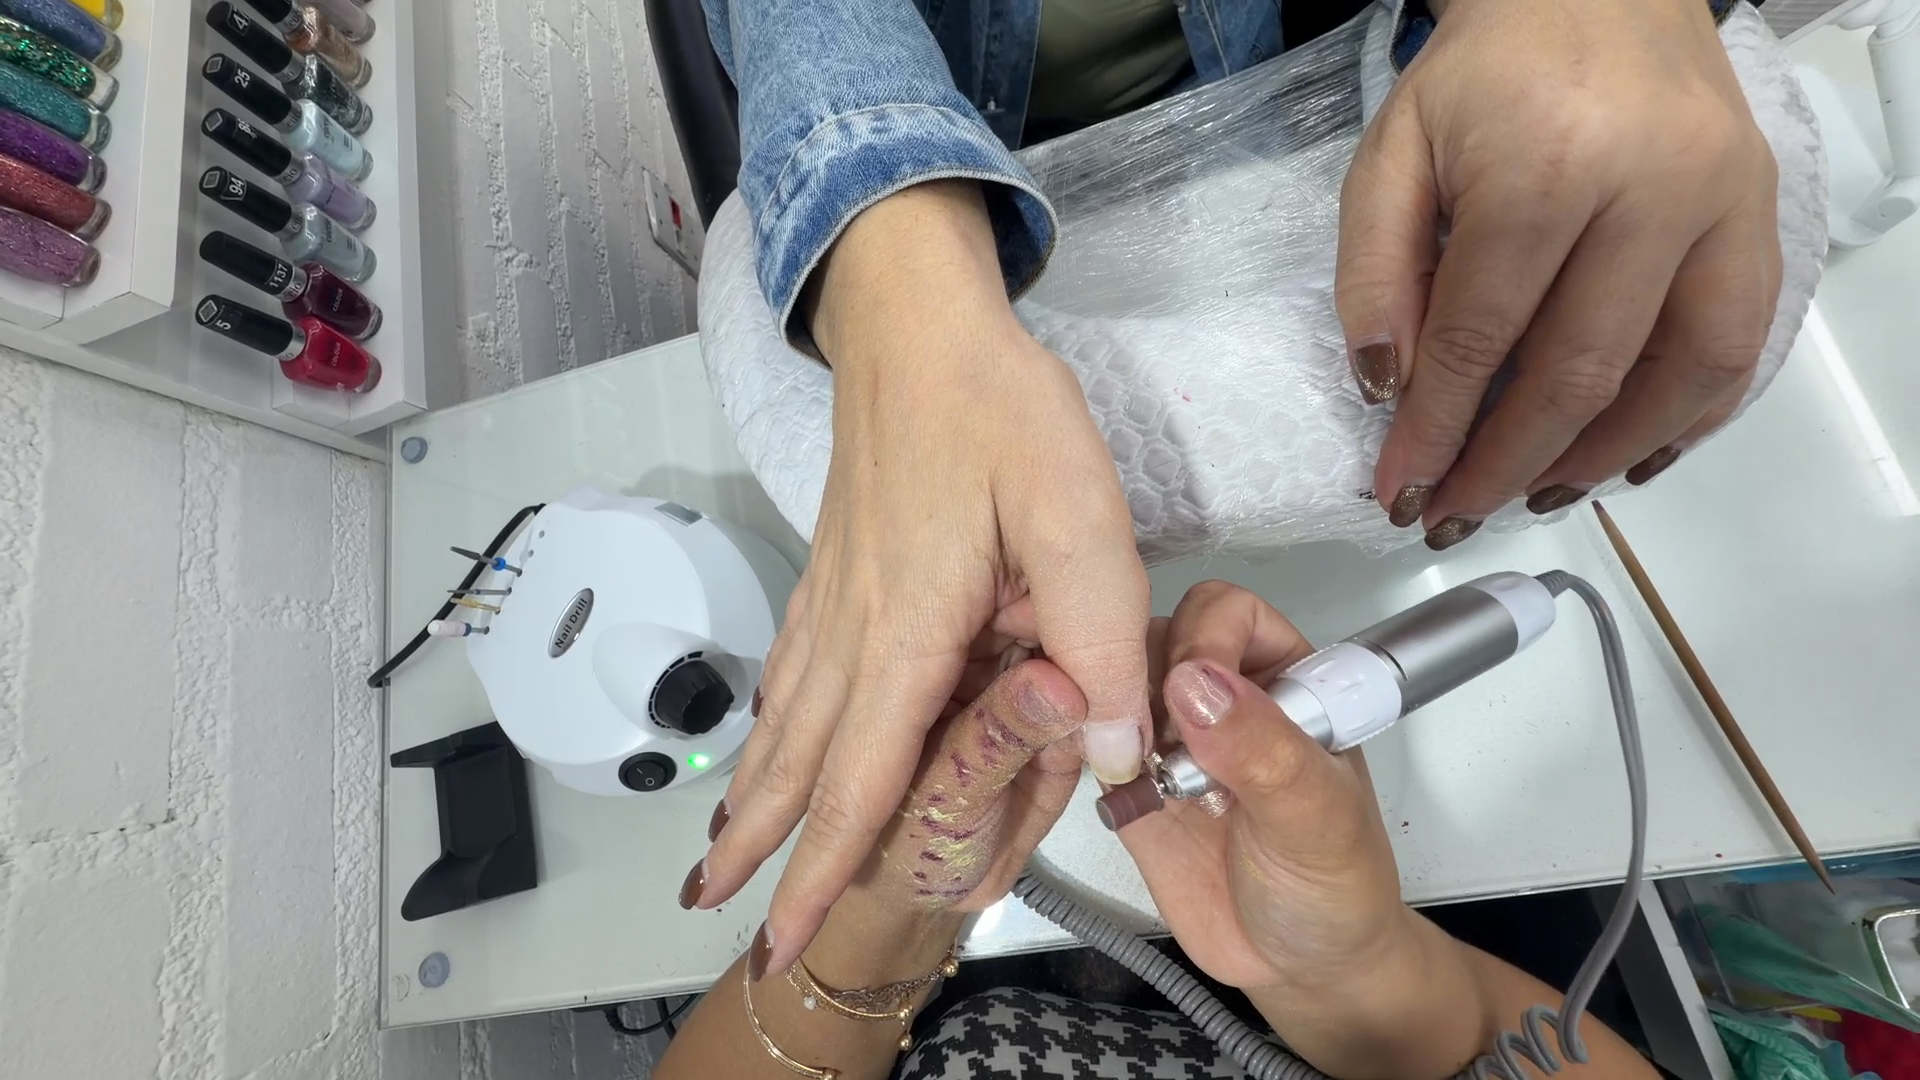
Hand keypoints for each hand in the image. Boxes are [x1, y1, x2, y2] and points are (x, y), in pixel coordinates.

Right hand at [697, 181, 1151, 979]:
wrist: (918, 325)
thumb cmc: (999, 412)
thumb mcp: (1078, 517)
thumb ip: (1098, 639)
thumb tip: (1107, 753)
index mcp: (910, 631)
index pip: (861, 775)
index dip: (825, 864)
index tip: (779, 935)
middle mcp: (854, 626)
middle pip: (800, 755)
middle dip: (761, 844)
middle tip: (707, 911)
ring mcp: (835, 590)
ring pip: (786, 711)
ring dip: (753, 786)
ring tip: (721, 843)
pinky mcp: (838, 559)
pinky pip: (794, 660)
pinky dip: (771, 715)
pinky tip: (767, 727)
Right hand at [1120, 582, 1488, 1079]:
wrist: (1292, 965)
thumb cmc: (1331, 886)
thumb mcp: (1316, 820)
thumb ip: (1264, 752)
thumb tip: (1193, 681)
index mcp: (1275, 674)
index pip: (1226, 612)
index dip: (1203, 639)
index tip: (1189, 699)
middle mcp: (1212, 689)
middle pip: (1152, 631)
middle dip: (1137, 672)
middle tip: (1144, 742)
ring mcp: (1161, 729)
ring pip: (1108, 674)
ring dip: (1095, 700)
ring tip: (1113, 756)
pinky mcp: (1121, 771)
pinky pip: (1083, 732)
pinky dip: (1070, 736)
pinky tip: (1073, 757)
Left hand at [1337, 0, 1780, 547]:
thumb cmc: (1472, 84)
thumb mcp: (1386, 168)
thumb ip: (1375, 277)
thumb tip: (1384, 386)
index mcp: (1545, 177)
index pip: (1477, 344)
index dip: (1432, 434)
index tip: (1397, 493)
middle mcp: (1656, 195)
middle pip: (1577, 374)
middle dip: (1503, 465)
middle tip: (1451, 518)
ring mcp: (1728, 205)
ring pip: (1677, 373)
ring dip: (1596, 458)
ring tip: (1526, 500)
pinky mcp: (1761, 215)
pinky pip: (1739, 341)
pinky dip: (1683, 417)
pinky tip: (1623, 458)